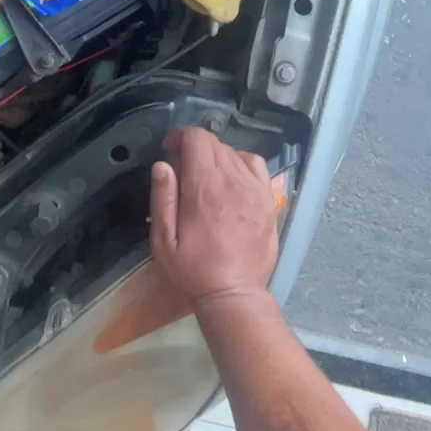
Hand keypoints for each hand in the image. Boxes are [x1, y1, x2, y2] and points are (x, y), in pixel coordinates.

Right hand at [150, 127, 278, 305]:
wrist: (234, 294)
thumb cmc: (193, 269)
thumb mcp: (163, 240)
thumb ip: (162, 197)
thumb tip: (162, 164)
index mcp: (204, 186)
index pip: (197, 138)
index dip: (180, 136)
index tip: (169, 150)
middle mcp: (232, 180)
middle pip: (215, 142)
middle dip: (195, 146)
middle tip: (183, 167)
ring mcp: (254, 189)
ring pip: (234, 152)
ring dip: (216, 155)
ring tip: (206, 175)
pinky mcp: (268, 200)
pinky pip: (256, 165)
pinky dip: (241, 163)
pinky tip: (233, 178)